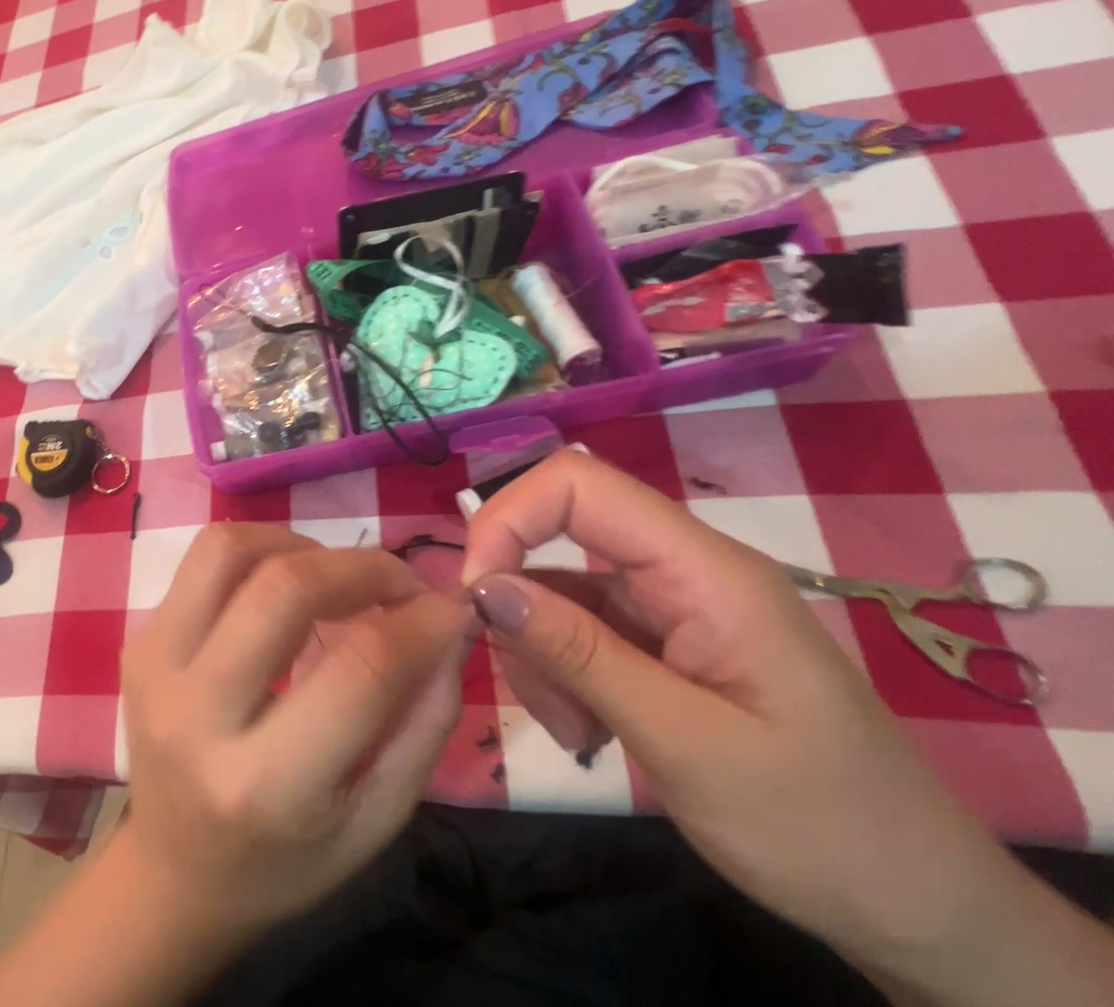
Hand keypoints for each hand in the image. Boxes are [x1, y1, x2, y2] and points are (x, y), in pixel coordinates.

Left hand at [117, 522, 473, 931]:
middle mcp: (196, 715)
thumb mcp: (376, 820)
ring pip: (228, 551)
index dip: (420, 624)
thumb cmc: (287, 860)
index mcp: (265, 784)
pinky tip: (288, 589)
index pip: (359, 671)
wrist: (174, 871)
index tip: (450, 610)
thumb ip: (423, 724)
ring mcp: (154, 670)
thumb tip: (448, 625)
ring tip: (339, 579)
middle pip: (283, 588)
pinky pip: (202, 564)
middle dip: (363, 568)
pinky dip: (260, 554)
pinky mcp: (138, 644)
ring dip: (301, 544)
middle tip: (399, 586)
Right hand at [461, 451, 1113, 1003]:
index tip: (474, 600)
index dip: (508, 520)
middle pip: (556, 544)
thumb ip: (579, 655)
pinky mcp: (664, 648)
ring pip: (556, 597)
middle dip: (522, 615)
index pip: (579, 486)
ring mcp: (673, 611)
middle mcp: (686, 574)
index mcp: (707, 573)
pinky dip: (563, 682)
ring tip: (582, 736)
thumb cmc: (813, 823)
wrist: (909, 898)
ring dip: (541, 661)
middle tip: (547, 703)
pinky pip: (580, 638)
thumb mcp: (683, 742)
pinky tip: (592, 737)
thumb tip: (482, 587)